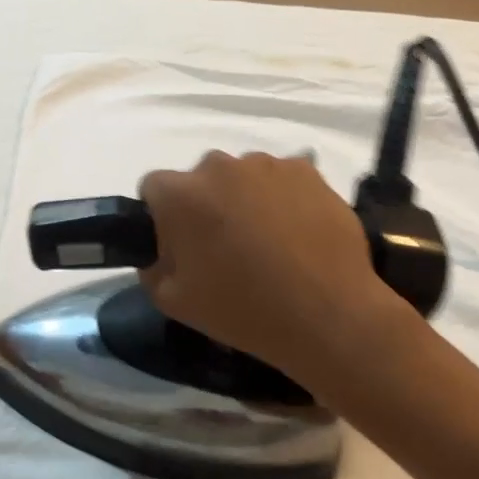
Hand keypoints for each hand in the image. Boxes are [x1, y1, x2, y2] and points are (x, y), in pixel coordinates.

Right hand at [138, 152, 405, 380]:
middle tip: (225, 248)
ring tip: (267, 244)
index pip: (153, 188)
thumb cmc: (241, 309)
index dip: (162, 217)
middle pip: (200, 179)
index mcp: (179, 195)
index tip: (179, 246)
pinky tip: (296, 236)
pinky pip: (282, 180)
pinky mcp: (308, 171)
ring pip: (243, 178)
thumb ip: (152, 267)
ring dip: (245, 201)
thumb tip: (161, 252)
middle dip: (206, 206)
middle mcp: (219, 167)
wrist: (325, 312)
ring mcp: (267, 165)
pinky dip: (283, 200)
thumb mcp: (171, 301)